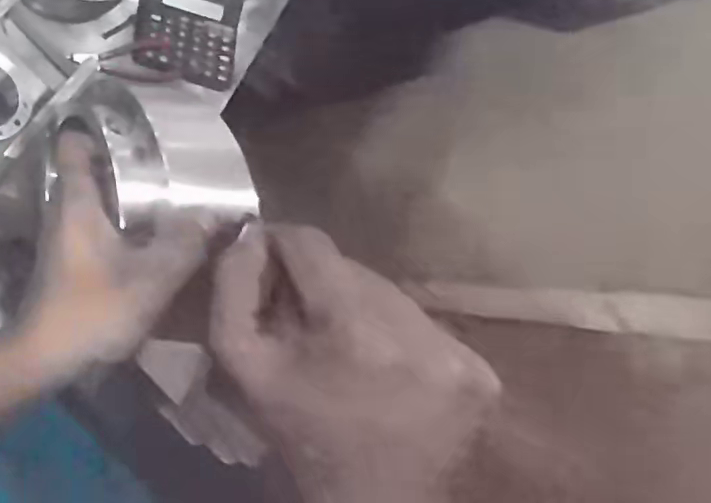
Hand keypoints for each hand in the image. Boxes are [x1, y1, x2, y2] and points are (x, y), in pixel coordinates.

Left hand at [11, 131, 214, 374]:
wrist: (48, 351)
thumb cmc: (93, 307)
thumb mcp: (149, 279)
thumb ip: (182, 245)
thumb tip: (211, 214)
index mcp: (75, 199)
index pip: (72, 144)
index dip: (96, 131)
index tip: (132, 133)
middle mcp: (62, 206)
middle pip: (86, 169)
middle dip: (122, 165)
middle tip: (163, 167)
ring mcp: (62, 230)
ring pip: (91, 197)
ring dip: (121, 195)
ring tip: (163, 197)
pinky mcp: (66, 253)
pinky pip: (91, 220)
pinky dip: (115, 219)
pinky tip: (146, 235)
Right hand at [210, 224, 500, 502]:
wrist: (374, 501)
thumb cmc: (296, 424)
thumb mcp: (237, 353)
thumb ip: (232, 281)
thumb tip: (250, 233)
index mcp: (353, 326)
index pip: (309, 241)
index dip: (276, 246)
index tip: (261, 267)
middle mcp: (414, 330)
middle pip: (345, 263)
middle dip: (313, 278)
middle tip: (295, 314)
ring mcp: (455, 352)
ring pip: (379, 286)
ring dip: (349, 300)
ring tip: (332, 339)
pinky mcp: (478, 370)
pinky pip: (412, 315)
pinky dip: (385, 326)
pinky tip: (372, 359)